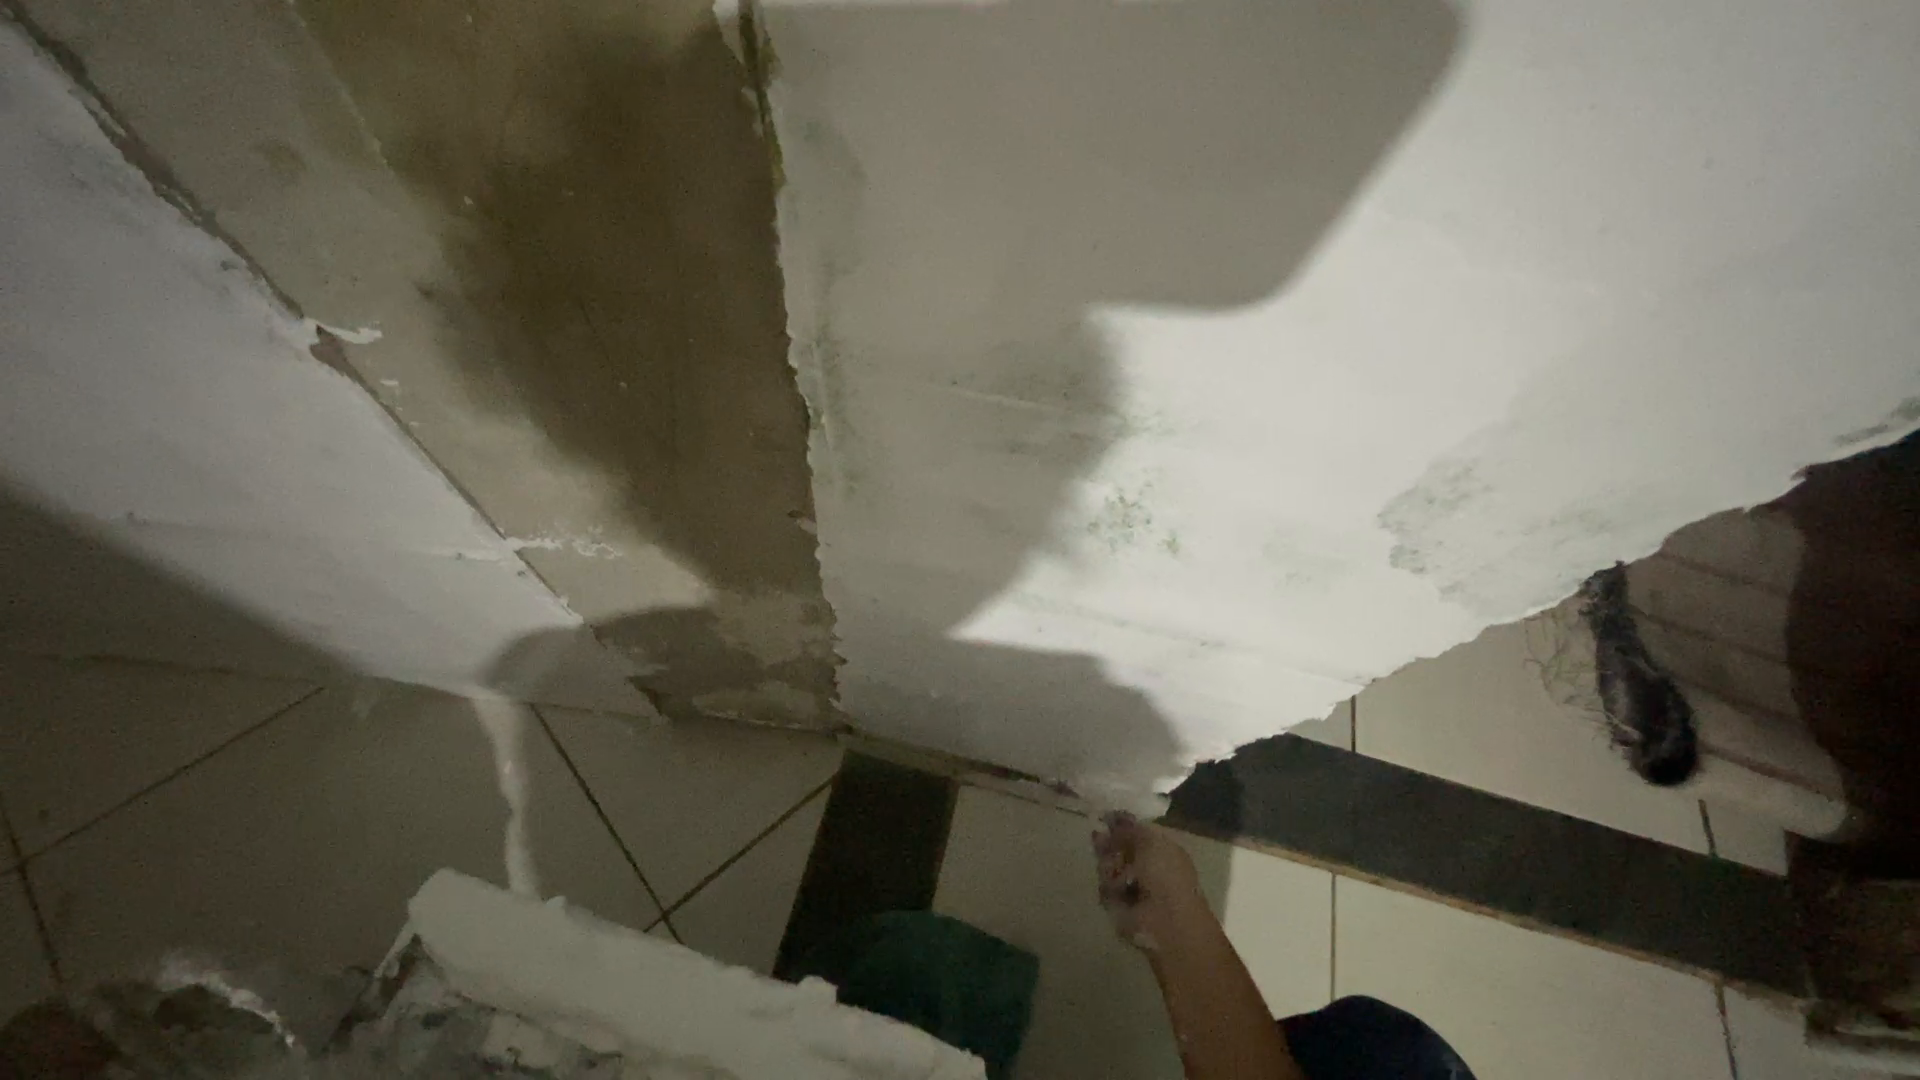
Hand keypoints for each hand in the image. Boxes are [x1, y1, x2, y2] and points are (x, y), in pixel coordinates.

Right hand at [1092, 812, 1208, 952]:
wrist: (1167, 920)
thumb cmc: (1165, 875)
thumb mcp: (1149, 842)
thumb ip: (1128, 829)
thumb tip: (1111, 818)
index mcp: (1160, 849)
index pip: (1134, 831)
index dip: (1119, 825)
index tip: (1103, 818)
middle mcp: (1146, 866)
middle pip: (1116, 848)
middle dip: (1107, 845)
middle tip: (1098, 841)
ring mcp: (1132, 886)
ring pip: (1107, 867)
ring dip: (1109, 868)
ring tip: (1120, 877)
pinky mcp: (1119, 906)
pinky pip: (1105, 889)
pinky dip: (1110, 890)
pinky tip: (1120, 892)